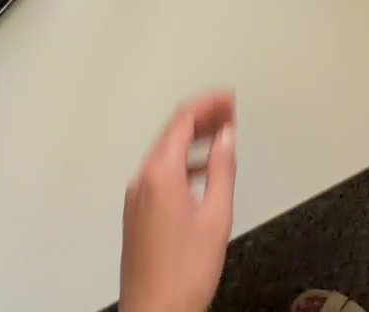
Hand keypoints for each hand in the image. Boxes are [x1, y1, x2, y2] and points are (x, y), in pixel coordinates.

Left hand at [121, 91, 237, 311]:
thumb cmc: (186, 271)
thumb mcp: (216, 216)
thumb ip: (222, 168)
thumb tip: (226, 136)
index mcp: (161, 174)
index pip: (183, 120)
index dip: (208, 103)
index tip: (230, 98)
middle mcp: (143, 179)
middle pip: (172, 131)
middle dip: (202, 116)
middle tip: (231, 111)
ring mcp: (136, 196)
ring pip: (166, 151)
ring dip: (194, 137)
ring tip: (223, 134)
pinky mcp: (137, 212)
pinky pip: (160, 171)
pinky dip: (183, 160)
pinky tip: (203, 169)